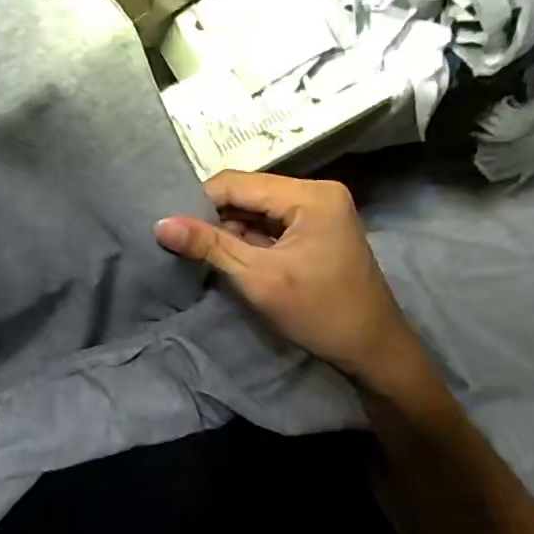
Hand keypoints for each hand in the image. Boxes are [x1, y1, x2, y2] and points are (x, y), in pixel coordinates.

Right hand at [155, 171, 419, 385]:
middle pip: (247, 193)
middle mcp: (316, 192)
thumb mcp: (258, 279)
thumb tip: (159, 224)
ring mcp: (320, 210)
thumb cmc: (319, 313)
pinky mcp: (317, 229)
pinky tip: (229, 258)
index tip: (171, 228)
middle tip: (183, 244)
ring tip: (203, 254)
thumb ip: (209, 246)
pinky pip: (271, 224)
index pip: (237, 183)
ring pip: (256, 210)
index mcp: (310, 195)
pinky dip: (249, 240)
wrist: (373, 349)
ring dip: (230, 231)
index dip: (200, 203)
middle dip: (214, 218)